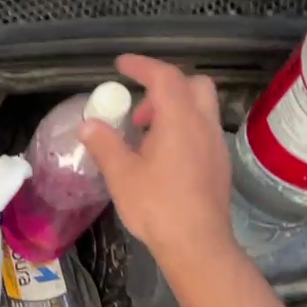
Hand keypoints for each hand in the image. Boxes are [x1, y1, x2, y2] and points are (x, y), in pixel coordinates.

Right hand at [79, 54, 237, 268]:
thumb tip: (88, 125)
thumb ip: (105, 145)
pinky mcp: (218, 162)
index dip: (142, 66)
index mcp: (178, 119)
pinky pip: (202, 131)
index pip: (163, 77)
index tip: (121, 65)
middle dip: (164, 88)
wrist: (195, 241)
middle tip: (138, 112)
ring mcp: (215, 142)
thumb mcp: (121, 176)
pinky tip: (163, 159)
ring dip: (174, 110)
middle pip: (191, 85)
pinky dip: (182, 130)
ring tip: (146, 139)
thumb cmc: (156, 206)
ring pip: (200, 108)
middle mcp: (203, 123)